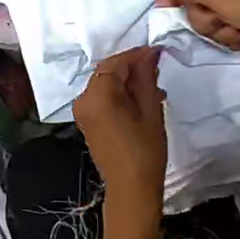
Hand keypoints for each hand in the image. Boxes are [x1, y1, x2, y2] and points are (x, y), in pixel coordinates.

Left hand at [73, 46, 167, 201]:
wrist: (131, 187)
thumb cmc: (145, 150)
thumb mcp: (150, 110)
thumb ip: (146, 78)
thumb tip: (149, 54)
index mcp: (97, 96)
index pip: (114, 63)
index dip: (136, 55)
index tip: (157, 51)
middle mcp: (83, 100)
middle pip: (106, 73)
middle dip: (131, 68)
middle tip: (157, 68)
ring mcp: (82, 112)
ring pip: (105, 85)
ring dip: (127, 81)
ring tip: (154, 87)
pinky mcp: (87, 122)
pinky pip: (102, 98)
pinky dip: (119, 94)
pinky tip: (140, 99)